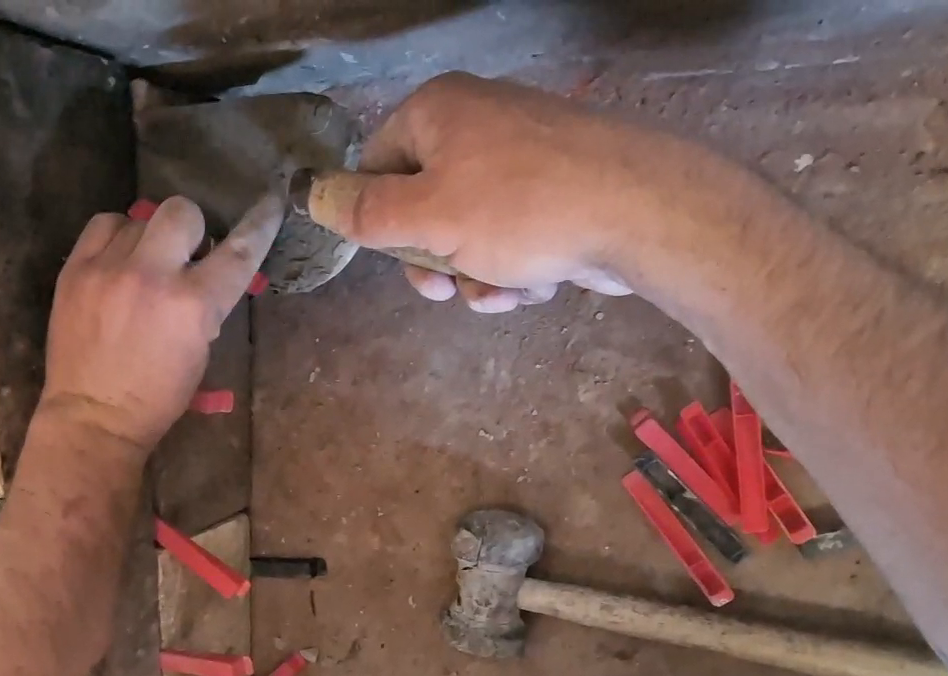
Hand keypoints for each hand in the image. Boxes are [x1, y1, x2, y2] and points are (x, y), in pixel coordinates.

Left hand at [40, 194, 281, 449]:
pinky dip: (118, 237)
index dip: (260, 223)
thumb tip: (206, 268)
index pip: (239, 251)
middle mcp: (153, 276)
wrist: (95, 417)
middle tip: (184, 256)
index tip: (270, 202)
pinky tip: (118, 261)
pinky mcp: (76, 268)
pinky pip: (105, 224)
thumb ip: (207, 305)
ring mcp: (110, 268)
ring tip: (144, 267)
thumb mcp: (200, 353)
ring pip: (141, 216)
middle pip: (183, 211)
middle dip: (192, 230)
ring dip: (151, 237)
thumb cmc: (158, 397)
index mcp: (194, 306)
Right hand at [337, 73, 736, 312]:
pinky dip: (512, 269)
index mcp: (438, 112)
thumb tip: (310, 193)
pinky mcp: (554, 190)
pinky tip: (533, 287)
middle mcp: (476, 123)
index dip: (379, 220)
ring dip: (474, 276)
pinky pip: (509, 236)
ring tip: (502, 291)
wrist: (637, 211)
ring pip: (466, 232)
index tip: (397, 258)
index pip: (376, 165)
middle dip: (434, 261)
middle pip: (421, 206)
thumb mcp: (427, 216)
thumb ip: (366, 212)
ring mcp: (520, 156)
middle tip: (447, 289)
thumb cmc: (519, 209)